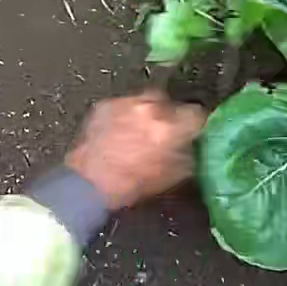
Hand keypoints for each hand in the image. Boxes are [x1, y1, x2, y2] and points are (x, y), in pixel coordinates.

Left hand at [65, 90, 206, 209]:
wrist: (87, 184)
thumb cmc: (131, 185)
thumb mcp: (173, 176)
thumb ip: (191, 154)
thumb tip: (199, 144)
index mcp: (170, 128)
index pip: (198, 114)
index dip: (198, 124)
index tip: (196, 131)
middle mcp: (150, 109)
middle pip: (173, 102)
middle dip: (172, 115)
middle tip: (167, 132)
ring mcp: (126, 103)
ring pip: (148, 100)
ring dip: (150, 112)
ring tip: (142, 131)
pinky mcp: (106, 104)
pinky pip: (125, 103)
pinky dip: (127, 114)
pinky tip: (123, 130)